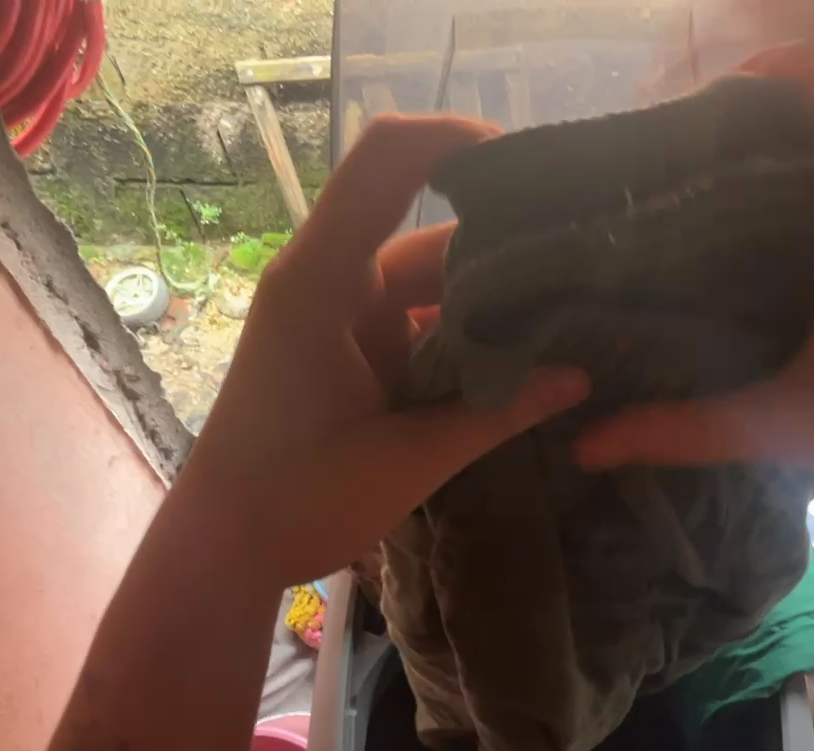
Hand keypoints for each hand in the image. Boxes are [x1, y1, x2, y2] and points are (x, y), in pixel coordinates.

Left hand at [171, 116, 589, 588]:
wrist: (226, 545)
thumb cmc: (298, 499)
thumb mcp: (408, 458)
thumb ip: (496, 412)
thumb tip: (582, 375)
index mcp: (325, 281)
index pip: (389, 162)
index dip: (460, 141)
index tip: (537, 170)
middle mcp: (332, 284)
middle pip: (429, 237)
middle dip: (505, 253)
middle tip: (587, 272)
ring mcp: (341, 320)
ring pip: (430, 289)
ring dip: (489, 307)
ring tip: (572, 319)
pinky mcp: (351, 356)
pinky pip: (417, 329)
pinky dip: (462, 343)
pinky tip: (520, 361)